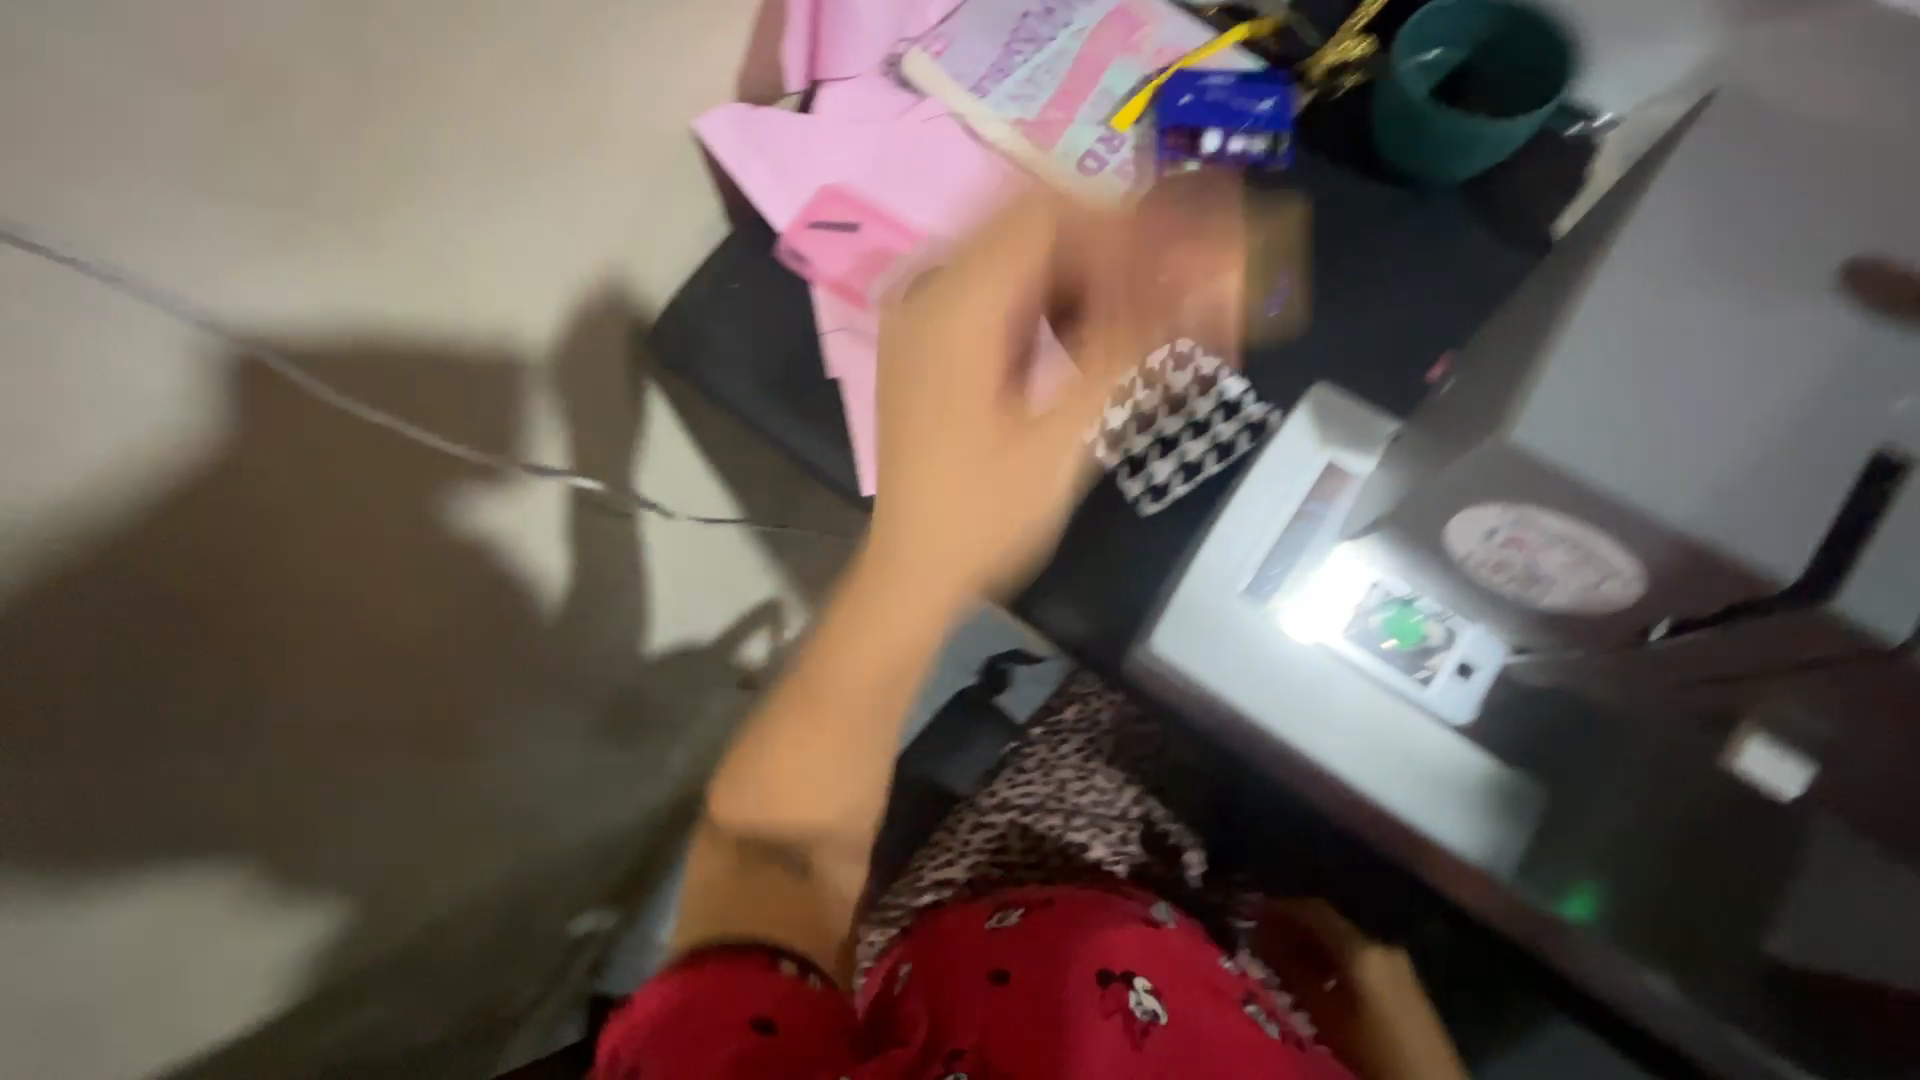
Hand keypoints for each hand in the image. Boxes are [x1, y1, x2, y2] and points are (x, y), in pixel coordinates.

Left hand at [864, 188, 1241, 603]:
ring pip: (1021, 262)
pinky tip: (1090, 341)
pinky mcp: (933, 348)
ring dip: (1088, 278)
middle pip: (1035, 230)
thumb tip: (1210, 278)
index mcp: (953, 308)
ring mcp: (925, 321)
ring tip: (1144, 317)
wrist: (914, 573)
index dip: (1127, 227)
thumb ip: (1132, 346)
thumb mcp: (1064, 437)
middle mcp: (929, 295)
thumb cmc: (983, 520)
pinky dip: (1054, 307)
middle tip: (1177, 287)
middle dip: (1114, 250)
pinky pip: (1002, 298)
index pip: (1049, 216)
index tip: (1186, 260)